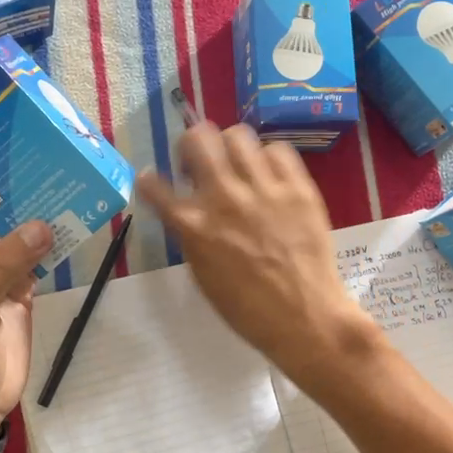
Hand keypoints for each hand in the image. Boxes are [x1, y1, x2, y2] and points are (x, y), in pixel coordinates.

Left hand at [0, 175, 52, 441]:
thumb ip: (5, 264)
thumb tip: (42, 223)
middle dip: (1, 176)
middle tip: (33, 143)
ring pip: (12, 225)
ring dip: (29, 203)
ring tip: (59, 170)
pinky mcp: (21, 287)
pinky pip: (36, 253)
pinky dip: (50, 236)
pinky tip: (72, 216)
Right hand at [138, 123, 376, 381]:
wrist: (303, 317)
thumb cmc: (246, 308)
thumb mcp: (203, 273)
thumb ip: (191, 235)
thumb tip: (187, 213)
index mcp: (193, 226)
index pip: (155, 187)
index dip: (149, 181)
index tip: (152, 180)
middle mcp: (223, 197)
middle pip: (197, 139)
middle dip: (191, 146)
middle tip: (199, 164)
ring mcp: (262, 188)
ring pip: (237, 135)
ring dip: (229, 147)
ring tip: (236, 166)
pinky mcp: (297, 187)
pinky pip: (278, 150)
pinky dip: (268, 159)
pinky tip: (269, 177)